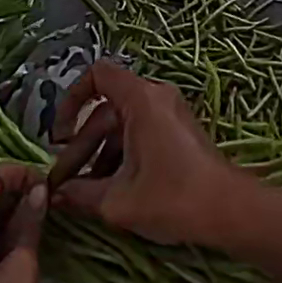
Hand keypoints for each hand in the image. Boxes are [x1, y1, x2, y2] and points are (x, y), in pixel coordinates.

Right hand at [49, 62, 246, 246]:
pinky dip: (119, 153)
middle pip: (106, 109)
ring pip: (121, 123)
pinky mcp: (175, 128)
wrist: (224, 207)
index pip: (98, 75)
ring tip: (80, 192)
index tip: (58, 134)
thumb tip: (56, 193)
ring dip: (98, 154)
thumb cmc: (172, 195)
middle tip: (61, 182)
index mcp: (142, 98)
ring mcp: (168, 110)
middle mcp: (155, 95)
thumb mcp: (118, 199)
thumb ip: (81, 193)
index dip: (72, 99)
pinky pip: (138, 130)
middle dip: (80, 145)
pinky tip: (106, 188)